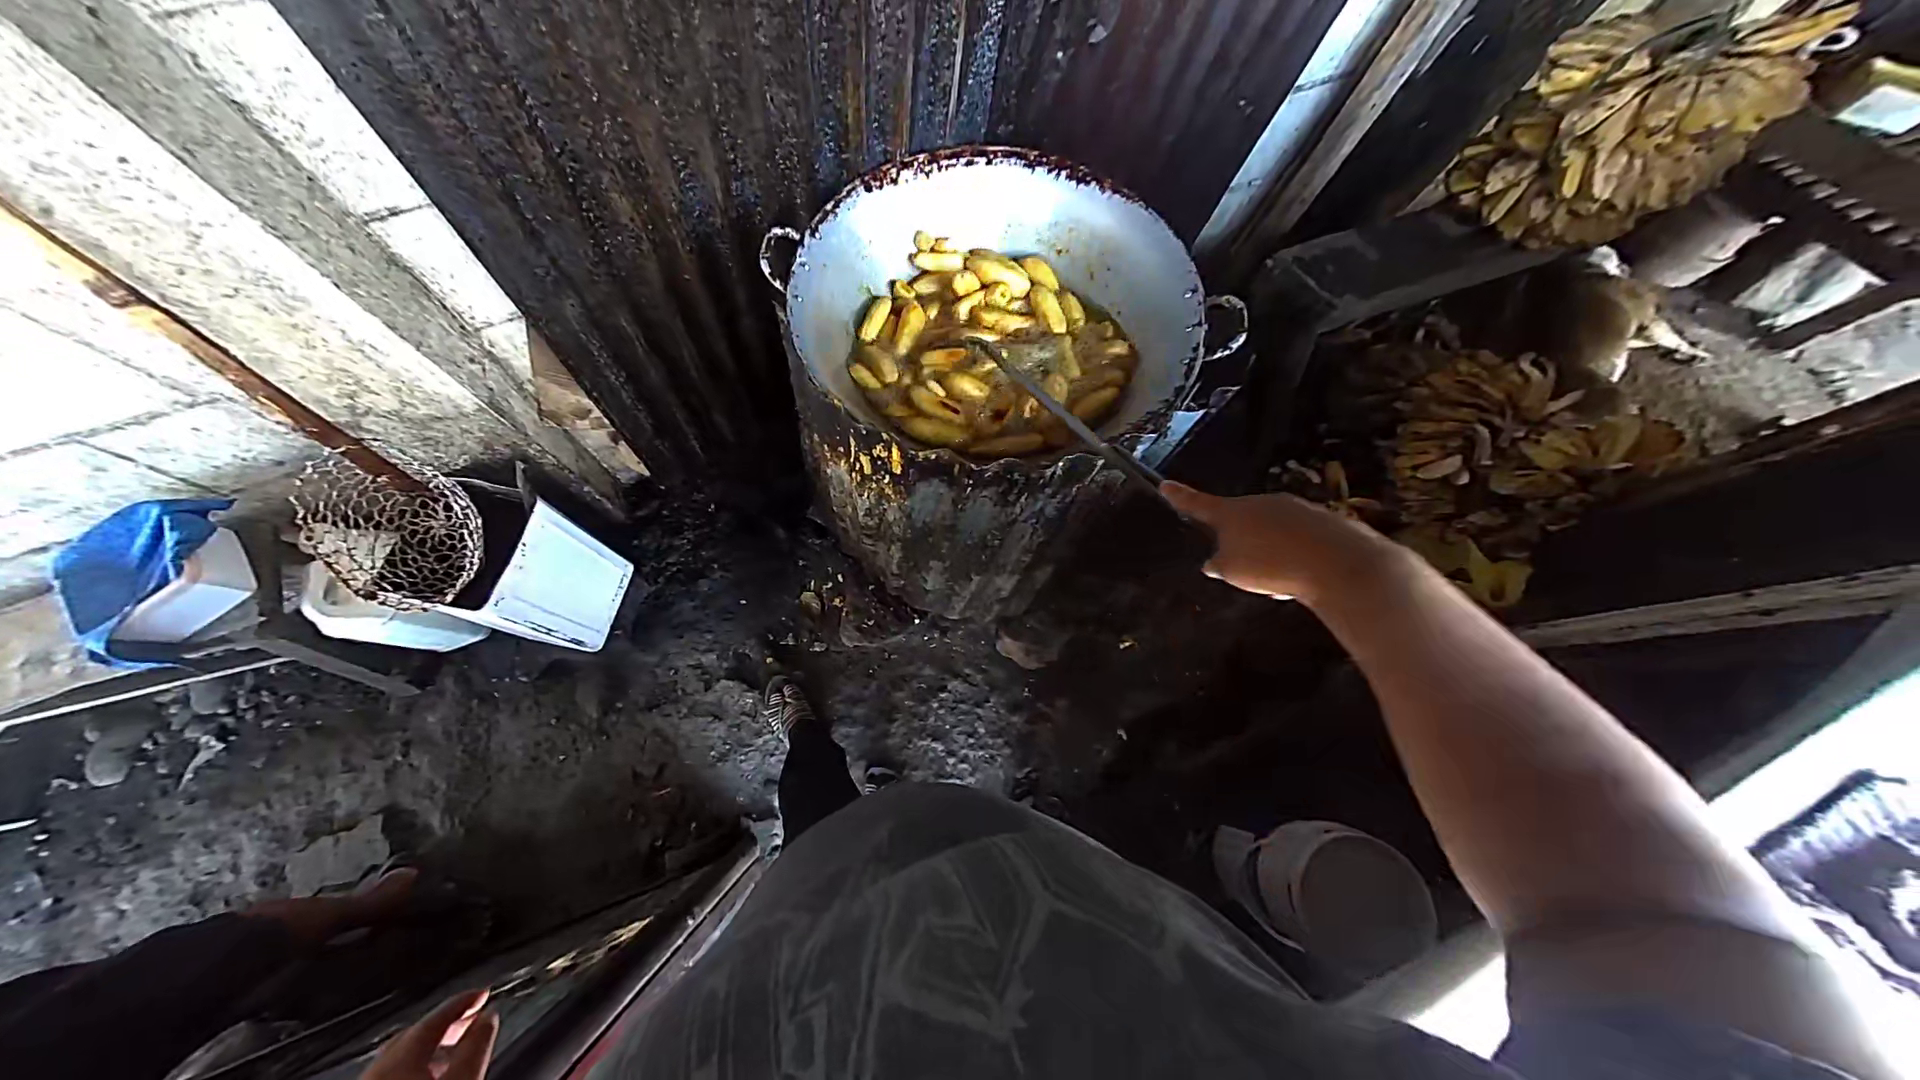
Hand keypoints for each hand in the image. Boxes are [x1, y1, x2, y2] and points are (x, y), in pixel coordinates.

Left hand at [361, 989, 498, 1079]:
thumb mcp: (463, 1077)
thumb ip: (478, 1043)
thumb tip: (489, 1016)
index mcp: (401, 1053)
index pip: (440, 1013)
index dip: (467, 999)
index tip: (484, 993)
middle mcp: (376, 1067)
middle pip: (416, 1033)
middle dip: (447, 1022)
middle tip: (473, 1016)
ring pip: (400, 1055)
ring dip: (430, 1046)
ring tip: (455, 1048)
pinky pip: (390, 1073)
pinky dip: (413, 1065)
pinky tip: (428, 1073)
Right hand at [1160, 482, 1406, 604]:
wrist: (1340, 564)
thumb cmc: (1272, 565)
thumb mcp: (1232, 571)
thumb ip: (1219, 563)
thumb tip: (1215, 559)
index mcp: (1232, 512)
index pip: (1198, 504)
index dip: (1180, 497)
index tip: (1165, 485)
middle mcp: (1261, 502)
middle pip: (1240, 519)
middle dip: (1237, 538)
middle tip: (1240, 566)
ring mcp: (1294, 507)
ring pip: (1270, 529)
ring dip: (1267, 549)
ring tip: (1275, 578)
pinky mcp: (1322, 520)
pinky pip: (1296, 537)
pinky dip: (1292, 554)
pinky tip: (1300, 575)